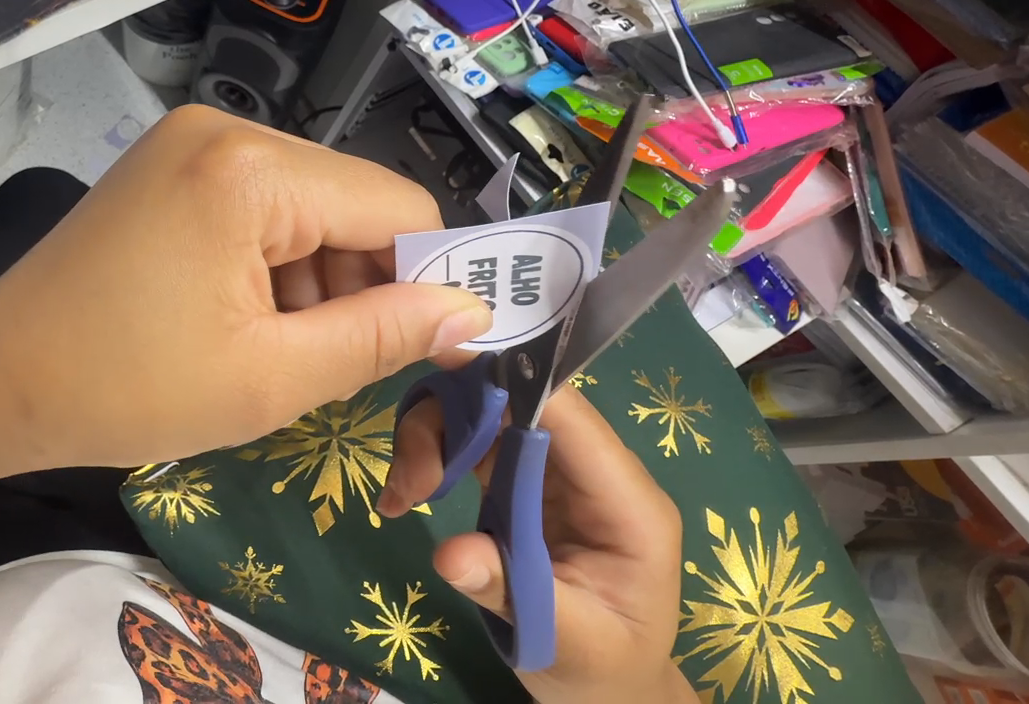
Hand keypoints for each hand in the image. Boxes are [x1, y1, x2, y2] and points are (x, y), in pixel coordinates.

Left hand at [0, 104, 494, 477]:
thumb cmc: (125, 388)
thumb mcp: (269, 378)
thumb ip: (381, 336)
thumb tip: (472, 311)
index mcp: (250, 168)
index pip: (396, 205)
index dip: (428, 278)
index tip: (429, 349)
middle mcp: (221, 130)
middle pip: (347, 201)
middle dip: (358, 282)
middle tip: (326, 363)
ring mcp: (183, 143)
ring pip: (301, 206)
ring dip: (310, 278)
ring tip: (267, 348)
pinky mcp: (160, 167)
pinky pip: (251, 205)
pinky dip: (266, 262)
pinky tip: (233, 316)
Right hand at [379, 376, 695, 703]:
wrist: (603, 691)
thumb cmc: (603, 672)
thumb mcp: (569, 645)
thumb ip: (510, 592)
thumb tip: (448, 554)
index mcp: (626, 504)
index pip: (569, 418)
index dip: (508, 380)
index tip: (440, 358)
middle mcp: (590, 471)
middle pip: (513, 402)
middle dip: (450, 420)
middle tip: (410, 480)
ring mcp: (551, 468)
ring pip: (481, 411)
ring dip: (431, 438)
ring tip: (402, 494)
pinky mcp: (517, 474)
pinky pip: (468, 436)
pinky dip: (428, 452)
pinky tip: (403, 492)